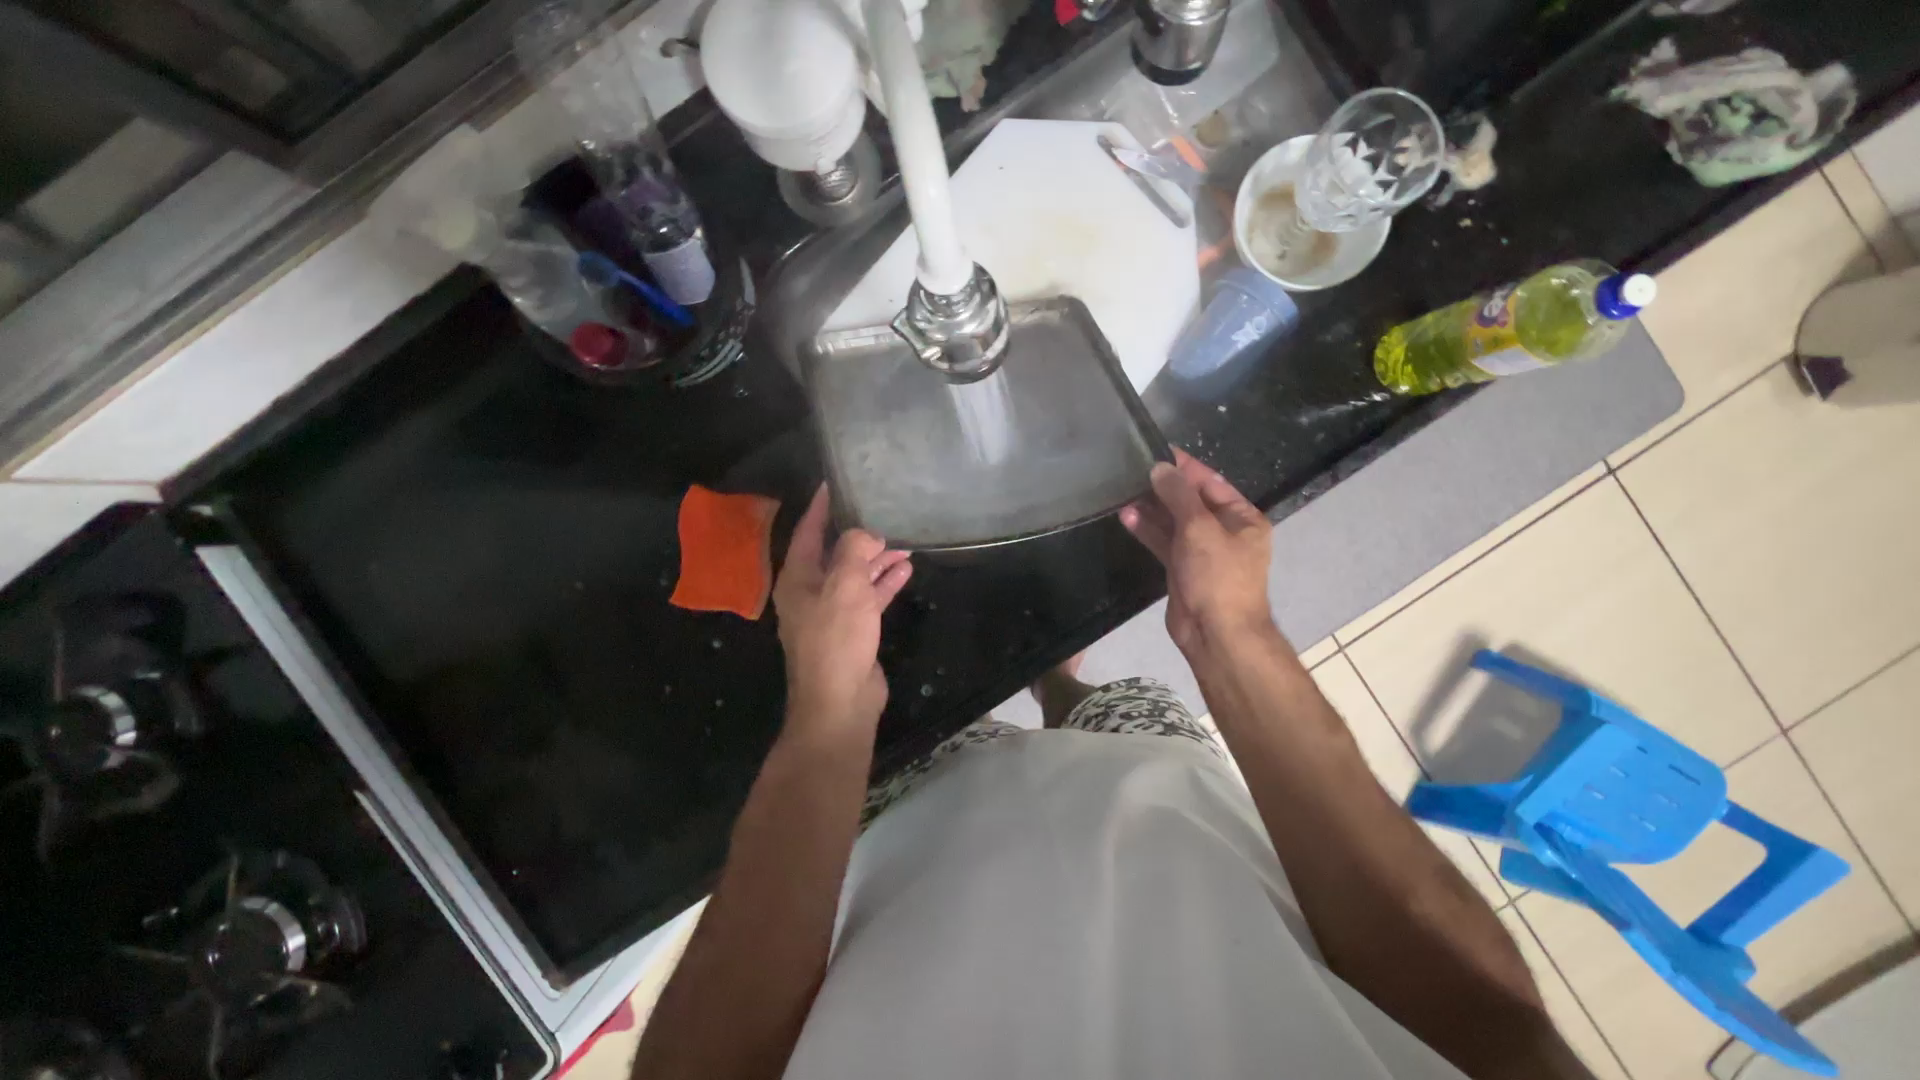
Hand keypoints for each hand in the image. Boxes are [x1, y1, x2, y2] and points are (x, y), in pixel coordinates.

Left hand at [773, 486, 913, 729]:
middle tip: (883, 511)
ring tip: (904, 540)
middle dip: (858, 534)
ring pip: (855, 576)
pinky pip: (868, 598)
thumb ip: (854, 551)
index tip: (835, 482)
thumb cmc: (836, 639)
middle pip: (834, 553)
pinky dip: (884, 584)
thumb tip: (865, 532)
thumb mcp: (845, 586)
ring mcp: (831, 613)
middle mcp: (810, 592)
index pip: (808, 531)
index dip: (822, 507)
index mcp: (798, 578)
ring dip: (877, 559)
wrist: (840, 702)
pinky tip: (906, 569)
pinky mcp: (852, 632)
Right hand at [1118, 450, 1276, 656]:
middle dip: (1164, 487)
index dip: (1184, 467)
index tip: (1157, 450)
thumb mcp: (1199, 528)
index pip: (1211, 482)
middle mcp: (1225, 532)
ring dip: (1152, 508)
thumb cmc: (1217, 575)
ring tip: (1123, 491)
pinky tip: (1126, 516)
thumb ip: (1178, 495)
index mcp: (1242, 518)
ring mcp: (1203, 552)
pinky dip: (1148, 530)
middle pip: (1191, 501)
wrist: (1217, 633)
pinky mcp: (1182, 570)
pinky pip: (1164, 543)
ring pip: (1174, 522)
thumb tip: (1160, 468)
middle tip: (1133, 469)